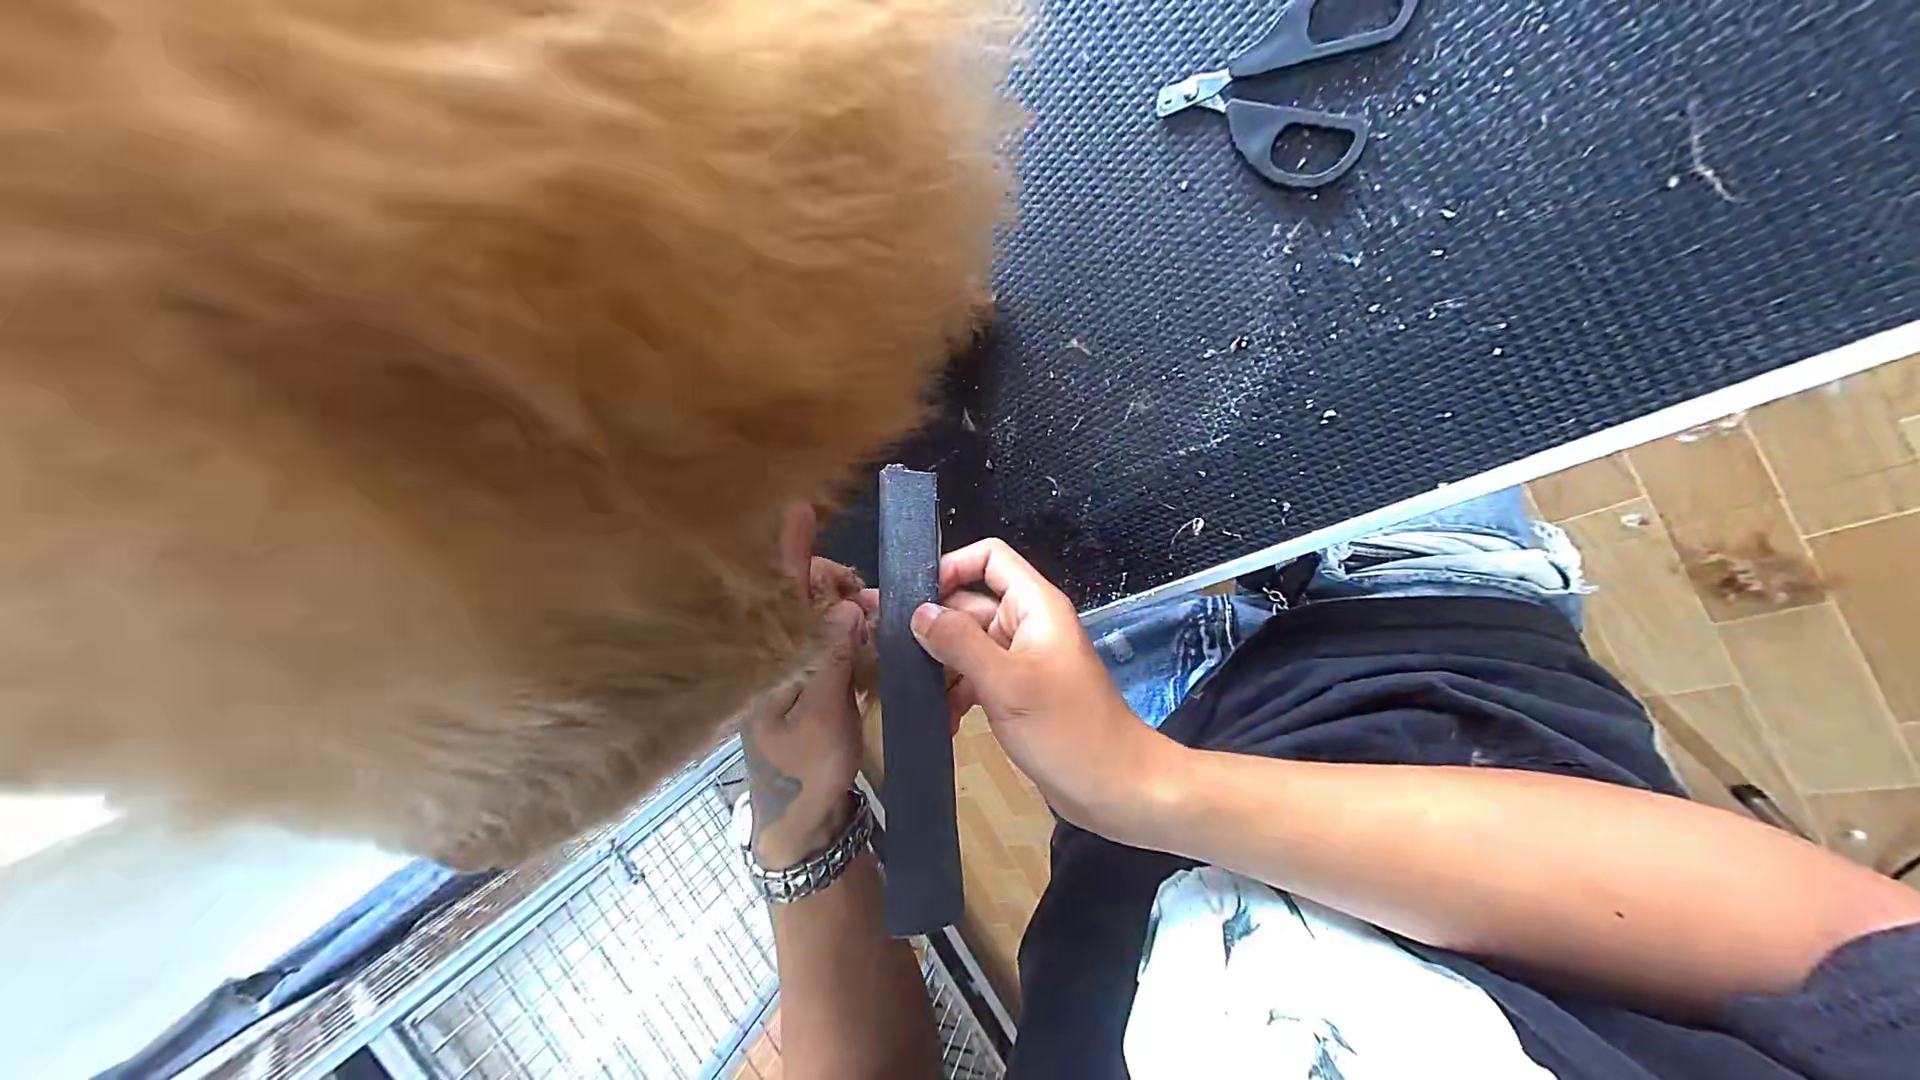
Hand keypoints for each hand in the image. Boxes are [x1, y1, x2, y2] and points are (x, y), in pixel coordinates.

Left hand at [743, 505, 876, 868]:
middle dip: (830, 583)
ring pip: (816, 614)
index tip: (796, 509)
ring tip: (870, 615)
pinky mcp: (811, 677)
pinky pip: (829, 636)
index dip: (789, 552)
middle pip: (797, 596)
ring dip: (843, 604)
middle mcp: (774, 656)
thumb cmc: (807, 771)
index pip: (778, 597)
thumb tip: (843, 609)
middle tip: (862, 598)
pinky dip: (849, 626)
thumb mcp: (823, 719)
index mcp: (766, 663)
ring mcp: (792, 666)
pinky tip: (865, 629)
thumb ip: (831, 662)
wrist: (806, 819)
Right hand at [908, 539, 1183, 842]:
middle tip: (891, 650)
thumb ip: (960, 643)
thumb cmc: (1068, 730)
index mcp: (1034, 606)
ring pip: (968, 645)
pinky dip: (958, 693)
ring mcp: (1021, 659)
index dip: (952, 567)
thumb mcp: (1007, 683)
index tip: (916, 599)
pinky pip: (977, 677)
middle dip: (935, 628)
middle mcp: (1027, 624)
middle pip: (970, 605)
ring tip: (918, 695)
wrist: (1116, 789)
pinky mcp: (1017, 690)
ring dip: (943, 668)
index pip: (990, 558)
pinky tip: (944, 721)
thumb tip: (919, 613)